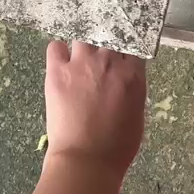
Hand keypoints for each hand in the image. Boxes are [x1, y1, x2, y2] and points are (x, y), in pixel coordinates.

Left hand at [43, 40, 145, 176]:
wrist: (86, 159)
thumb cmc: (117, 146)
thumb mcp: (137, 114)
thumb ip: (132, 88)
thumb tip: (125, 79)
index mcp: (132, 74)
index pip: (132, 43)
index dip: (125, 46)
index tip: (120, 51)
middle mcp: (108, 62)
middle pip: (108, 34)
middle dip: (105, 42)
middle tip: (99, 54)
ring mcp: (81, 63)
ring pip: (83, 35)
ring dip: (83, 44)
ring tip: (79, 56)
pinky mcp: (57, 71)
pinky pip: (55, 46)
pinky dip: (58, 51)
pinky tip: (60, 61)